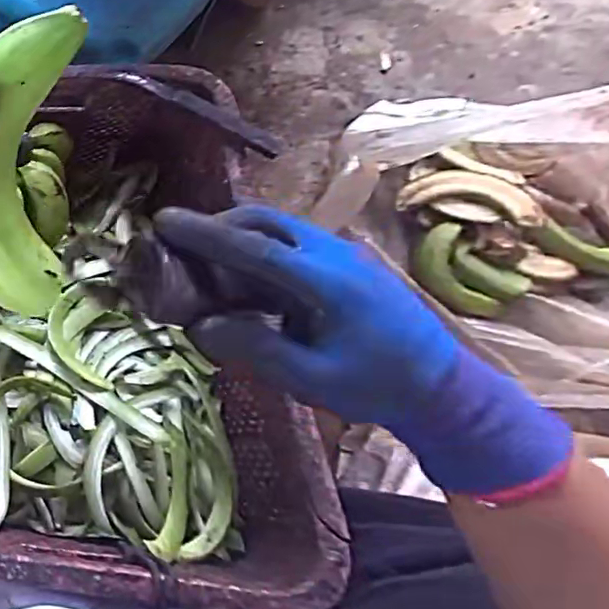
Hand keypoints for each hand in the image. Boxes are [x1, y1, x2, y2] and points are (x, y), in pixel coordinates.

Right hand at [152, 206, 572, 500]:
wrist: (445, 388)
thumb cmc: (378, 387)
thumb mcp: (313, 378)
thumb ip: (255, 348)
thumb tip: (198, 326)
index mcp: (329, 282)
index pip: (254, 247)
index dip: (204, 233)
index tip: (163, 220)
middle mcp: (336, 255)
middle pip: (264, 221)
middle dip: (216, 224)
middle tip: (177, 240)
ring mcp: (344, 255)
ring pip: (277, 226)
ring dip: (235, 232)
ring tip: (201, 255)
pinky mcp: (344, 263)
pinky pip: (289, 241)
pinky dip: (254, 245)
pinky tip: (239, 272)